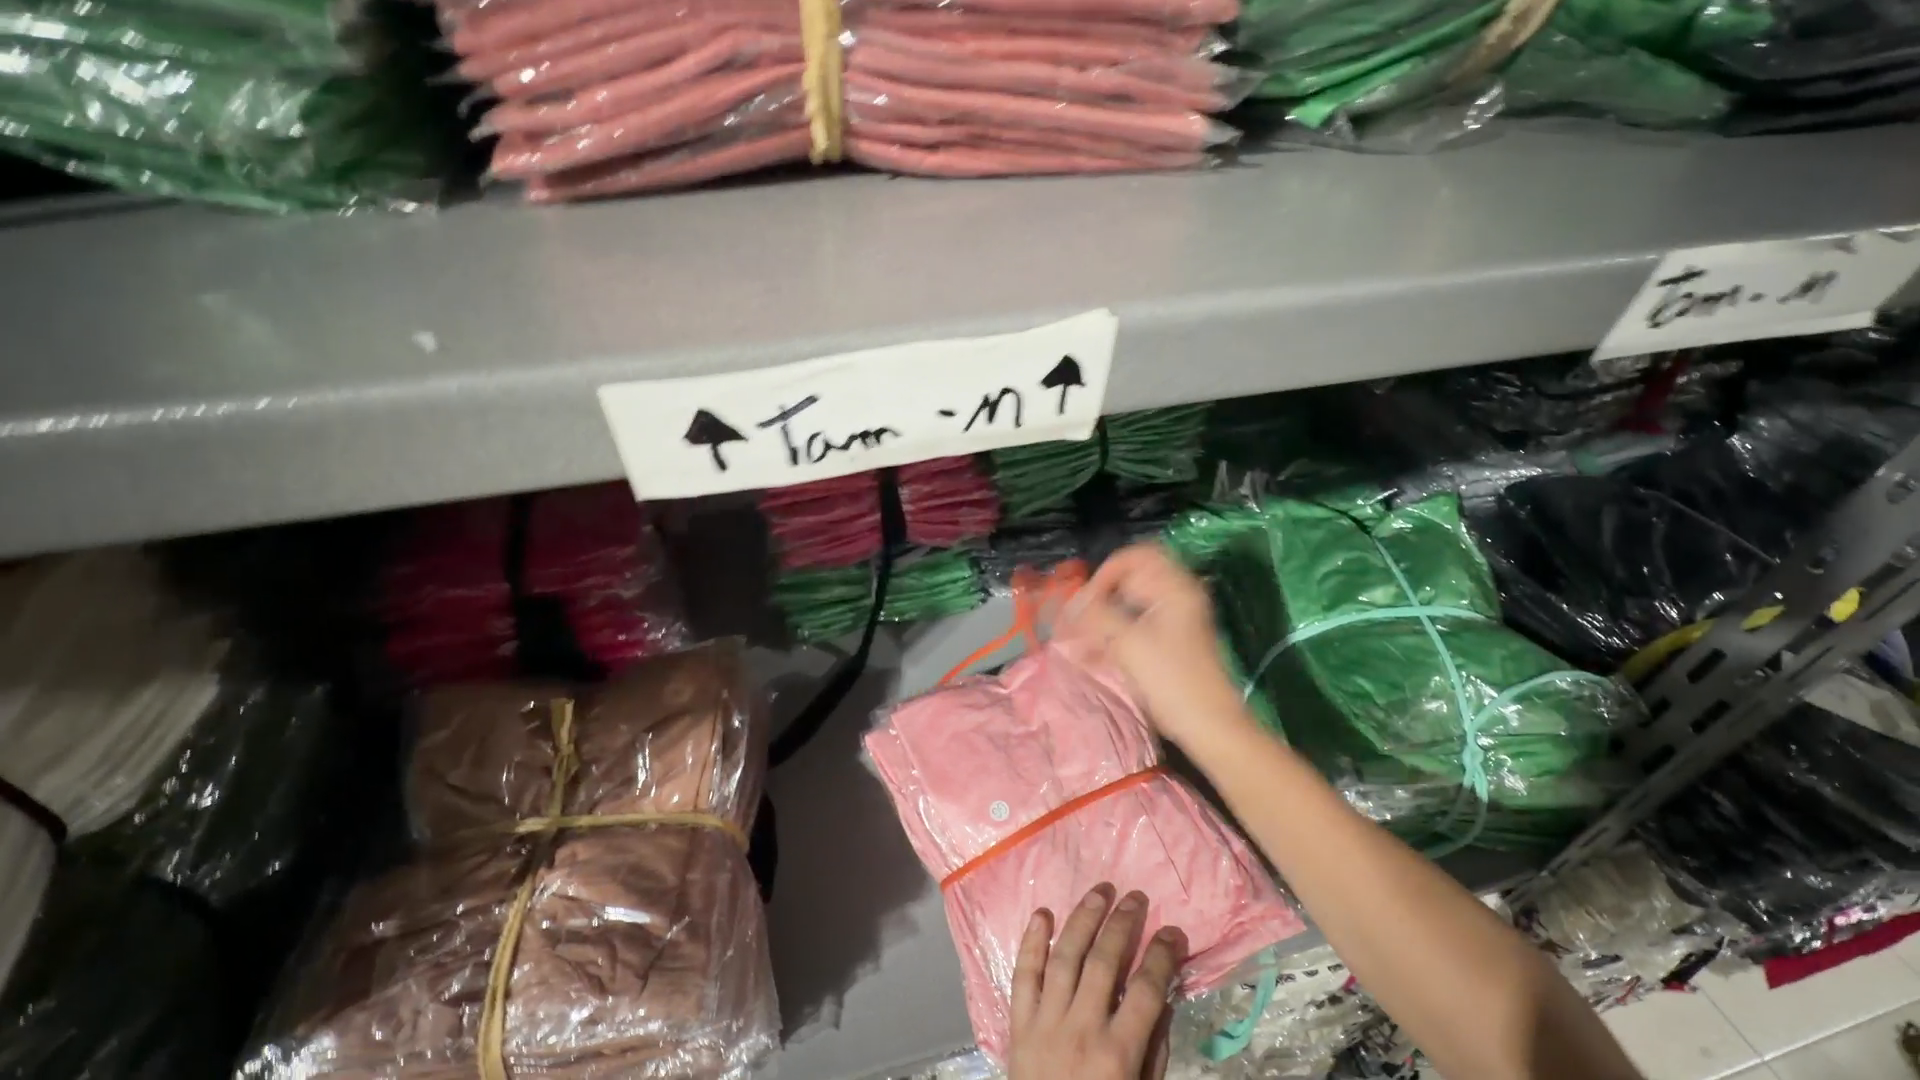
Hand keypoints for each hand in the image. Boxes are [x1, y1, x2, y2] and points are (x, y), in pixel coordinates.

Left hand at [1008, 885, 1185, 1079]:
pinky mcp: (1017, 1024)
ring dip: (1083, 919)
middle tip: (1136, 897)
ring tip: (1099, 892)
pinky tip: (1042, 914)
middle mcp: (1080, 1028)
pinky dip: (1031, 942)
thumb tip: (1164, 1001)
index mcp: (1117, 1052)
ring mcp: (1044, 1023)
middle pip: (1104, 962)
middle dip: (1123, 924)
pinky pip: (1023, 975)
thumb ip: (1153, 1050)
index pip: (1146, 989)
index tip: (1174, 930)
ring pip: (1064, 958)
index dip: (1163, 956)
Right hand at [1056, 543, 1250, 751]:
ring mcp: (1174, 622)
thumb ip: (1095, 616)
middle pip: (1129, 582)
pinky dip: (1112, 637)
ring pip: (1128, 607)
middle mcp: (1177, 598)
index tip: (1086, 600)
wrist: (1210, 726)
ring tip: (1076, 642)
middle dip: (1099, 598)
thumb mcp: (1128, 644)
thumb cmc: (1173, 682)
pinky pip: (1133, 629)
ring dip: (1101, 620)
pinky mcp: (1169, 645)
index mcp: (1175, 589)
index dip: (1105, 573)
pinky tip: (1090, 657)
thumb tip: (1069, 604)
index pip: (1134, 557)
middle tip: (1076, 620)